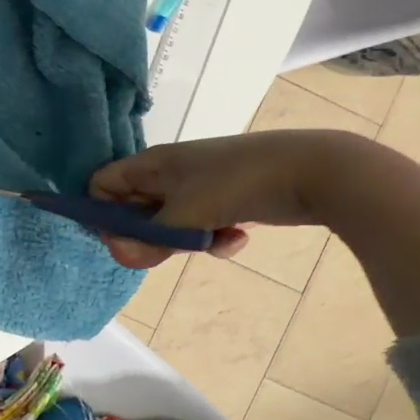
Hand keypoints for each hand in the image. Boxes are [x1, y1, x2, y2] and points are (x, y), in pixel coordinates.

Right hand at [87, 129, 372, 269]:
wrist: (317, 170)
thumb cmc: (239, 183)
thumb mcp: (188, 215)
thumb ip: (150, 239)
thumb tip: (117, 255)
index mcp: (151, 164)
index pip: (102, 185)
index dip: (103, 213)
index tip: (123, 240)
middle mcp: (169, 172)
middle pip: (135, 207)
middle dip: (148, 233)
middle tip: (167, 251)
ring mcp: (200, 185)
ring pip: (170, 220)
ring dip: (184, 239)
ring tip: (209, 243)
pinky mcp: (228, 198)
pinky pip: (203, 223)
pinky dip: (213, 236)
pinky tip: (238, 238)